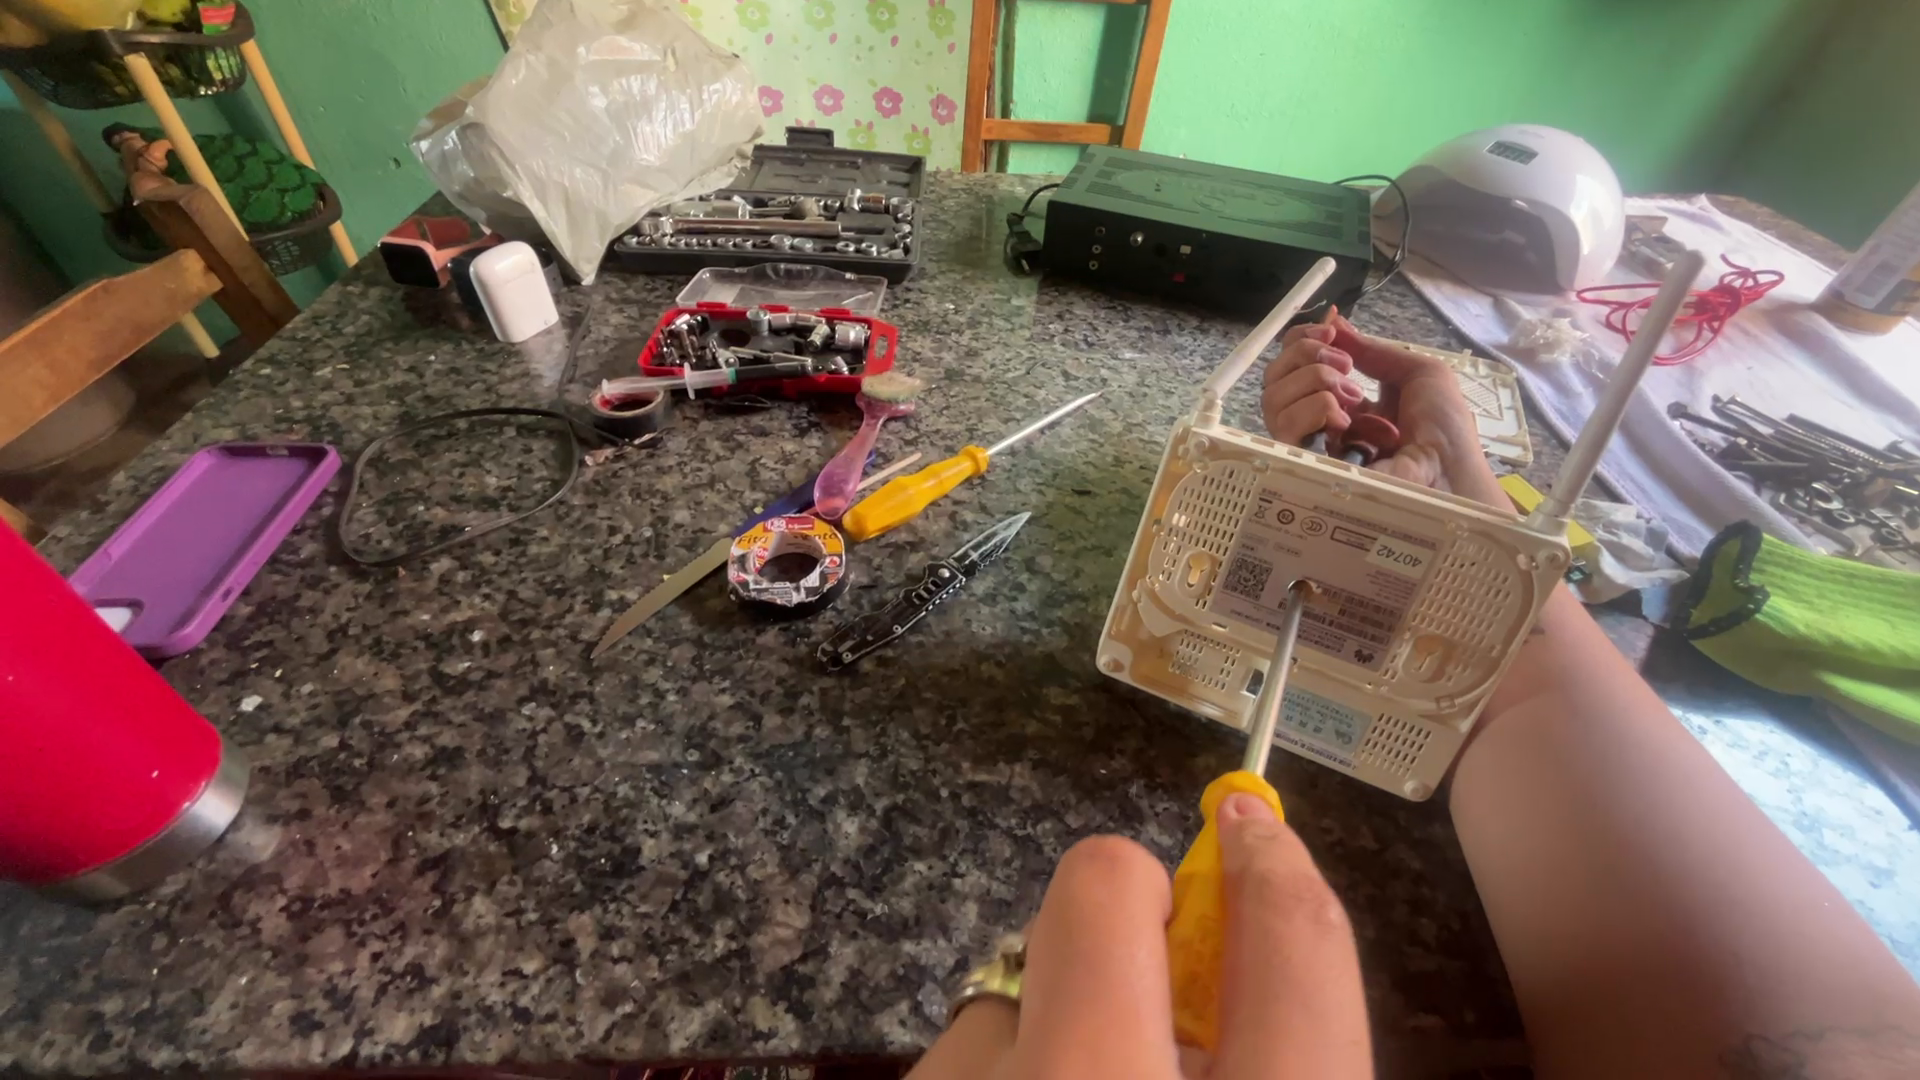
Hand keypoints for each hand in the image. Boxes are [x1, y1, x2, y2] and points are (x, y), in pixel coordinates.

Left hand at [907, 796, 1370, 1079]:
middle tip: (1150, 934)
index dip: (1278, 870)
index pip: (1288, 948)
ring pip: (1020, 973)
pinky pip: (968, 1042)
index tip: (1256, 828)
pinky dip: (1005, 1067)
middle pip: (1102, 883)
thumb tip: (1252, 932)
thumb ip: (1285, 1039)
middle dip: (1132, 882)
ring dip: (1057, 1013)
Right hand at [1261, 311, 1503, 506]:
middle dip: (1305, 356)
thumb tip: (1335, 323)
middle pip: (1273, 381)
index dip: (1300, 343)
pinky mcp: (1300, 465)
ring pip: (1272, 401)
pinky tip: (1343, 422)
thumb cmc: (1443, 430)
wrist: (1447, 471)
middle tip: (1345, 366)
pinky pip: (1284, 426)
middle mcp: (1315, 423)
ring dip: (1314, 381)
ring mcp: (1305, 445)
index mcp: (1339, 402)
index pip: (1294, 369)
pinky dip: (1315, 409)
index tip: (1328, 331)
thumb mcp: (1418, 373)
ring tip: (1352, 397)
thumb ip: (1373, 349)